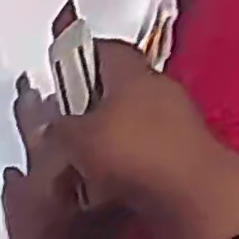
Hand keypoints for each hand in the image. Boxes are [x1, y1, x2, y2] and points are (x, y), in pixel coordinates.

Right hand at [48, 40, 229, 208]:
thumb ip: (56, 128)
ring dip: (107, 126)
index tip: (60, 64)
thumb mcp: (74, 140)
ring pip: (132, 112)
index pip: (106, 50)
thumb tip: (50, 124)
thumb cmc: (127, 152)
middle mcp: (158, 86)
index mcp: (132, 75)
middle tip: (64, 115)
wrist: (187, 189)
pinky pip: (144, 137)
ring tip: (81, 149)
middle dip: (90, 97)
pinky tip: (106, 168)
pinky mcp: (182, 143)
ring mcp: (176, 114)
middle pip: (118, 83)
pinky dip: (124, 148)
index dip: (80, 54)